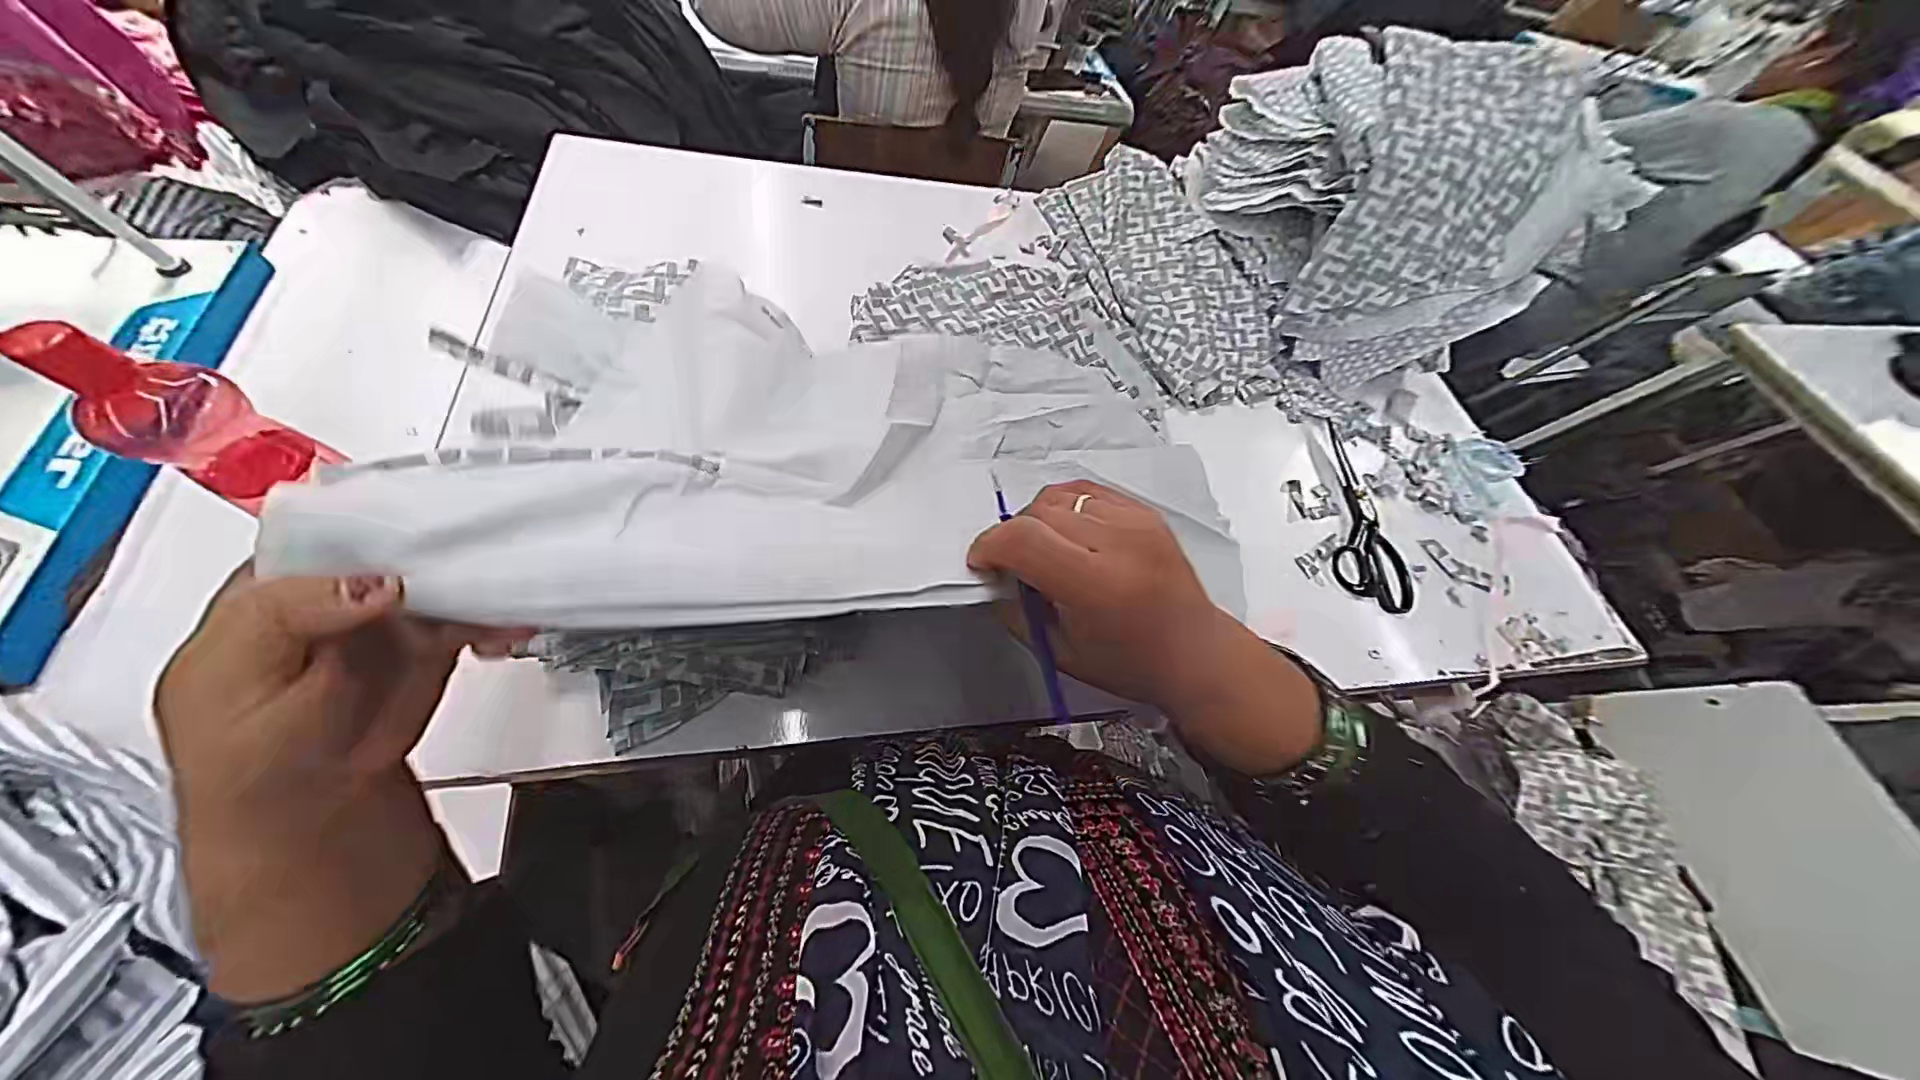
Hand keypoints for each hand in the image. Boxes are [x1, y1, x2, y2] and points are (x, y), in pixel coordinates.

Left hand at [155, 566, 521, 1000]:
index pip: (329, 524)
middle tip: (473, 561)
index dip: (373, 517)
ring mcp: (396, 612)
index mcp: (275, 580)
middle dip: (445, 548)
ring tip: (497, 605)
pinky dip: (498, 617)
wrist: (313, 804)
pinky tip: (506, 628)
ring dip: (480, 583)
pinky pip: (476, 613)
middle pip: (403, 542)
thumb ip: (287, 615)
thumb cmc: (247, 749)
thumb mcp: (231, 678)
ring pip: (447, 574)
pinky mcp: (437, 636)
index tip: (418, 524)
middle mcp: (342, 587)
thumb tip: (371, 581)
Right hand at [968, 481, 1320, 773]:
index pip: (1023, 538)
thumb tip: (994, 578)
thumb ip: (1018, 611)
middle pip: (1037, 513)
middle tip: (1014, 566)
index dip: (989, 546)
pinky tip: (1069, 535)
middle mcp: (1121, 545)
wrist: (1195, 653)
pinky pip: (1087, 491)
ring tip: (1047, 552)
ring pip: (1059, 496)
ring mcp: (1137, 523)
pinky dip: (1066, 508)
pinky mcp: (1145, 514)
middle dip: (1012, 536)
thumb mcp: (1061, 652)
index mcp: (1097, 586)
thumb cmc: (1135, 663)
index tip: (983, 561)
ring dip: (1038, 520)